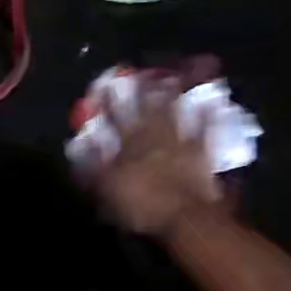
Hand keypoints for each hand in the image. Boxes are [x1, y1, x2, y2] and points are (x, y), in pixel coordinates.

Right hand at [81, 74, 220, 235]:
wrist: (186, 219)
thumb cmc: (140, 205)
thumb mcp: (105, 188)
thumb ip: (92, 166)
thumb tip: (79, 146)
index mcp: (128, 144)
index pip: (114, 118)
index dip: (108, 101)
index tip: (103, 85)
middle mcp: (154, 137)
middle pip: (148, 107)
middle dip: (143, 89)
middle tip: (143, 71)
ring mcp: (181, 143)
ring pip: (176, 112)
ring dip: (174, 94)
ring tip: (173, 75)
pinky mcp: (204, 154)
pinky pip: (207, 129)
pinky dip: (209, 114)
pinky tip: (212, 101)